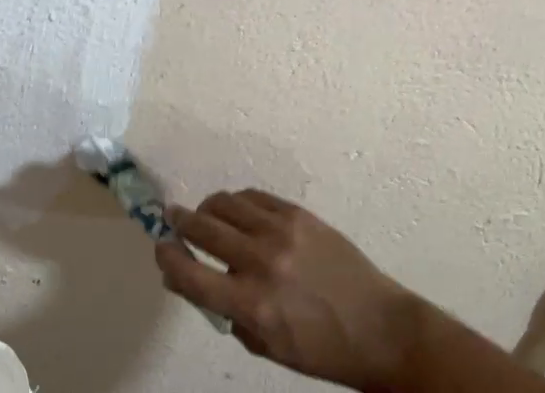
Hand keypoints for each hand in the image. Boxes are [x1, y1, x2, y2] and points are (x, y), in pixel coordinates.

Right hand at [155, 190, 418, 390]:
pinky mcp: (299, 215)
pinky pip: (252, 196)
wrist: (382, 329)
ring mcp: (281, 233)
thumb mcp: (266, 345)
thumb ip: (222, 312)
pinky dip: (237, 203)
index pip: (187, 272)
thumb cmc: (321, 349)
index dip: (166, 258)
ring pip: (223, 203)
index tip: (161, 249)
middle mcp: (260, 263)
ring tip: (206, 216)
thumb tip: (184, 278)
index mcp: (251, 305)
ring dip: (206, 209)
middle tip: (173, 221)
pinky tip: (238, 213)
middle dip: (179, 223)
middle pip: (200, 227)